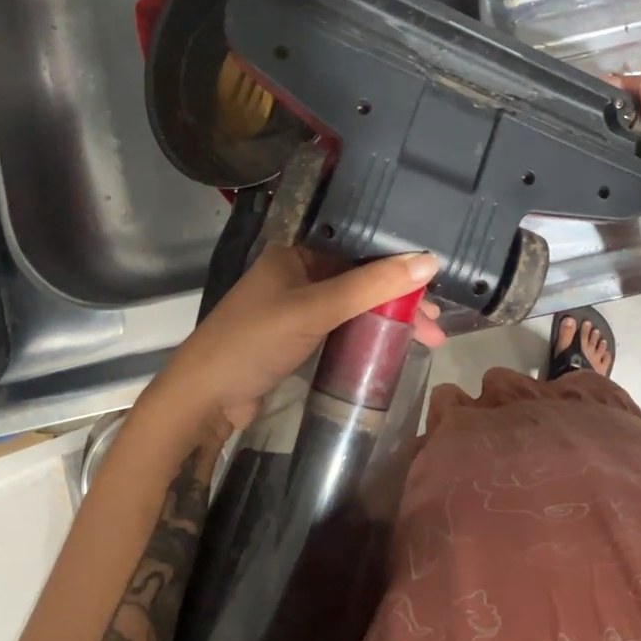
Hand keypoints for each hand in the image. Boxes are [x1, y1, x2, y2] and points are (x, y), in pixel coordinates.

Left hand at [152, 245, 443, 429]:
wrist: (203, 399)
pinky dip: (372, 332)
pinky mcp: (301, 334)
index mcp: (298, 250)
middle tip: (436, 321)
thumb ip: (370, 286)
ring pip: (358, 301)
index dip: (398, 257)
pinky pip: (346, 324)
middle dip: (402, 296)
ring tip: (429, 339)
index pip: (358, 241)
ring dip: (391, 316)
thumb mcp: (315, 309)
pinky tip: (396, 345)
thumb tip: (429, 261)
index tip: (436, 277)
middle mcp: (300, 271)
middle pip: (362, 274)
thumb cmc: (253, 342)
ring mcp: (300, 304)